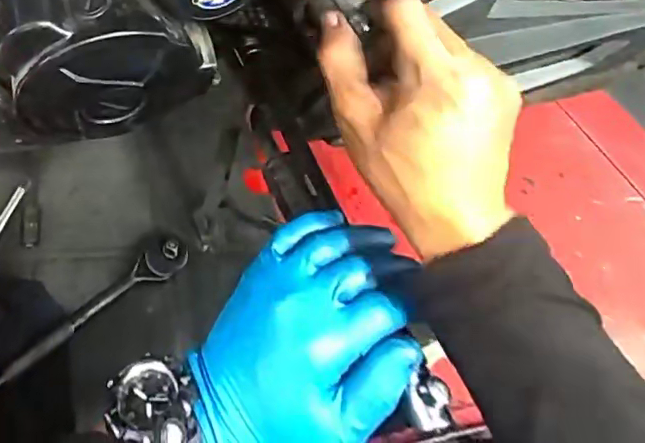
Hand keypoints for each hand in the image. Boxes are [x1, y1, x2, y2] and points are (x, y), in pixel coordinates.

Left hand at [189, 212, 423, 442]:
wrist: (222, 404)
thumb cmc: (280, 419)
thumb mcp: (340, 425)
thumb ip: (380, 385)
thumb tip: (409, 348)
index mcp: (328, 340)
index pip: (384, 306)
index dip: (410, 302)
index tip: (422, 303)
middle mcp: (305, 297)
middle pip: (361, 267)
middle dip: (393, 267)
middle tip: (411, 271)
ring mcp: (281, 276)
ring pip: (330, 241)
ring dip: (362, 237)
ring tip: (386, 240)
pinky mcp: (262, 268)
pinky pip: (291, 231)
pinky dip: (316, 221)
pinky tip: (337, 221)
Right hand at [318, 0, 521, 259]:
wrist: (459, 222)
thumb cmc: (401, 175)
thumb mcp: (356, 119)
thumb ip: (340, 61)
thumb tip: (333, 20)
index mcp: (441, 74)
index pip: (406, 5)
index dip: (375, 12)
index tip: (362, 38)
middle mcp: (477, 66)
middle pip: (426, 17)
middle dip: (395, 35)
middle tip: (378, 73)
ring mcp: (497, 76)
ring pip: (442, 35)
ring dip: (416, 50)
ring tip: (403, 91)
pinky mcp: (505, 87)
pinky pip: (461, 55)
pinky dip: (438, 65)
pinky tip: (427, 99)